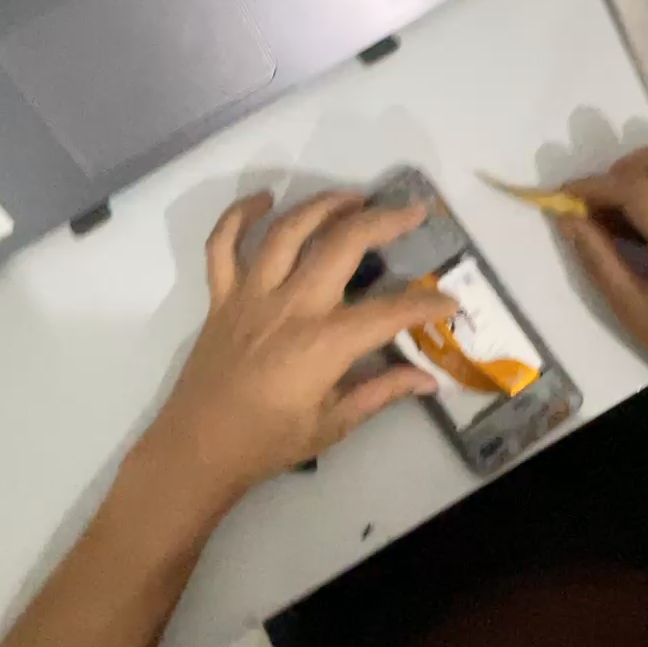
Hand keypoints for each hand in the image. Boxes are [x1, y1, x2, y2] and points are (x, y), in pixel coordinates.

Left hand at [134, 191, 457, 508]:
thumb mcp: (333, 425)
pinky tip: (264, 199)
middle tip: (413, 211)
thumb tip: (429, 380)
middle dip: (384, 222)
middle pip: (342, 245)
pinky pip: (222, 244)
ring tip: (354, 197)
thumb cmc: (268, 443)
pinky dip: (239, 215)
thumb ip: (382, 393)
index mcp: (323, 344)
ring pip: (287, 231)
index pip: (390, 312)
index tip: (450, 302)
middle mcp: (290, 307)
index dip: (426, 305)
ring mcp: (250, 295)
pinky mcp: (221, 297)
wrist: (197, 449)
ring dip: (323, 205)